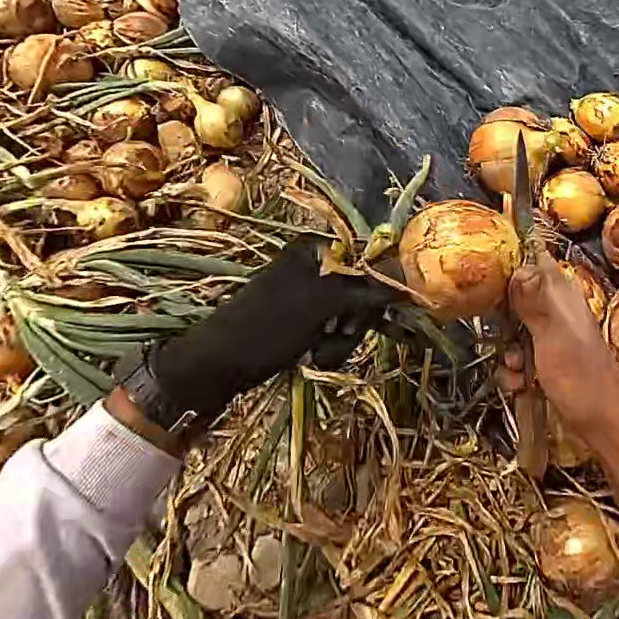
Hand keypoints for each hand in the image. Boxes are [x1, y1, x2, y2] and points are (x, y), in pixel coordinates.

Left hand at [111, 235, 395, 443]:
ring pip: (351, 314)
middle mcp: (313, 267)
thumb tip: (404, 280)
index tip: (376, 310)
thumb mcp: (319, 305)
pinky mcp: (304, 320)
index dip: (376, 287)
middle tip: (337, 334)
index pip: (367, 259)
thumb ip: (363, 290)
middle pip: (362, 290)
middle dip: (354, 320)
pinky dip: (330, 346)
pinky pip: (335, 330)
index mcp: (314, 251)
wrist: (214, 367)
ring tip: (318, 350)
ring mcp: (308, 295)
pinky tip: (312, 355)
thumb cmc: (266, 327)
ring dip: (342, 339)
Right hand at [501, 254, 618, 534]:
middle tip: (503, 336)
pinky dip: (514, 372)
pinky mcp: (545, 360)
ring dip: (509, 352)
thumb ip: (534, 299)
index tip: (489, 280)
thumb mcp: (553, 334)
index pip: (533, 259)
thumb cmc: (581, 377)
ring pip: (513, 330)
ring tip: (518, 369)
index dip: (509, 264)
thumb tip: (518, 265)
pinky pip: (518, 357)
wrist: (602, 424)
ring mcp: (550, 335)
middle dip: (502, 319)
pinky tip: (520, 385)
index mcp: (561, 293)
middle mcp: (556, 309)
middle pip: (514, 297)